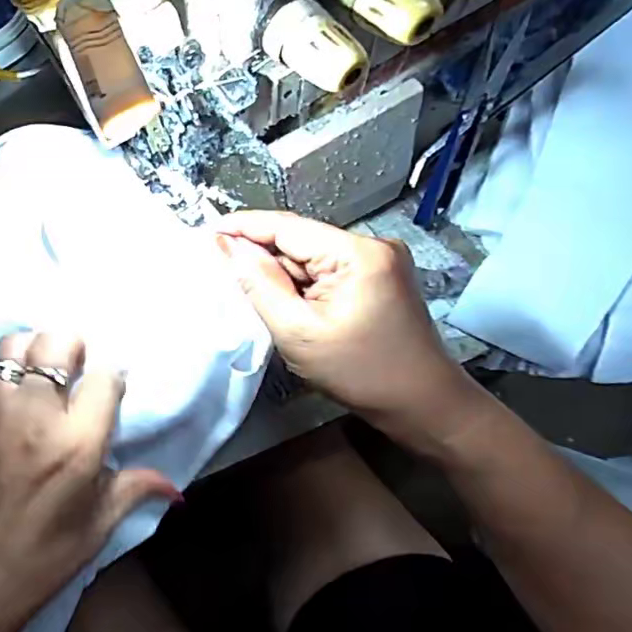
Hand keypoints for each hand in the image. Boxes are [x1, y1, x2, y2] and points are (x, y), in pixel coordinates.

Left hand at [0, 332, 179, 631]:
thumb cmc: (40, 562)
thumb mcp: (96, 528)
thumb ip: (134, 490)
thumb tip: (175, 486)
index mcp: (77, 444)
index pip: (106, 378)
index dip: (111, 380)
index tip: (107, 392)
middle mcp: (34, 417)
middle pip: (56, 344)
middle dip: (71, 349)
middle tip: (71, 370)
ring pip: (11, 347)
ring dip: (28, 354)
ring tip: (33, 375)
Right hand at [214, 211, 486, 450]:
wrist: (424, 404)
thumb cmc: (362, 373)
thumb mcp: (298, 331)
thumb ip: (258, 283)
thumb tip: (226, 246)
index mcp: (357, 253)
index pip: (287, 227)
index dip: (244, 227)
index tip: (208, 232)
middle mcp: (372, 246)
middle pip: (299, 242)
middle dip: (262, 259)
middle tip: (224, 278)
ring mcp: (379, 261)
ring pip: (310, 259)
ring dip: (283, 277)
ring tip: (262, 305)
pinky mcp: (378, 278)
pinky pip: (326, 272)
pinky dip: (303, 286)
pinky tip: (291, 309)